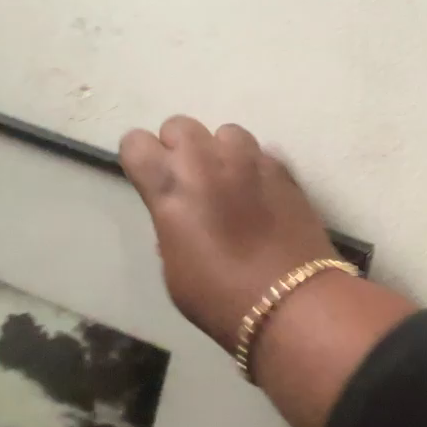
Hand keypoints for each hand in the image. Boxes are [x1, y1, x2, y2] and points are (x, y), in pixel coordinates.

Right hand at [119, 116, 340, 353]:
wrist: (291, 301)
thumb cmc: (219, 296)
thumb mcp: (173, 267)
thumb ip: (170, 222)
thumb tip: (180, 212)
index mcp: (170, 185)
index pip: (136, 142)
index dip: (141, 158)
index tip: (149, 178)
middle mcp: (207, 160)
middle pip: (181, 125)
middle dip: (179, 147)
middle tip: (190, 181)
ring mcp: (251, 159)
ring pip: (226, 132)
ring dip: (221, 152)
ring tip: (230, 183)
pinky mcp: (285, 167)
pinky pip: (261, 152)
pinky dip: (255, 166)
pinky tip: (261, 194)